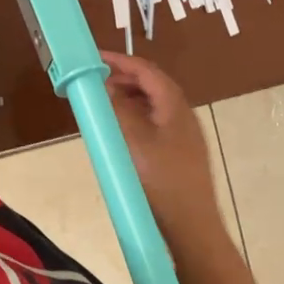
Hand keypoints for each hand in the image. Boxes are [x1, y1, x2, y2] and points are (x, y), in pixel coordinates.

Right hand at [102, 51, 223, 237]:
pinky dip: (134, 117)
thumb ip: (118, 108)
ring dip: (127, 98)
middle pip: (152, 84)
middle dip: (122, 78)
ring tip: (102, 105)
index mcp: (175, 106)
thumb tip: (104, 85)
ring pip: (153, 104)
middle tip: (94, 82)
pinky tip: (118, 132)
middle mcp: (183, 115)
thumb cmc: (161, 180)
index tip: (93, 57)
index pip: (147, 70)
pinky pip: (154, 122)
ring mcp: (183, 135)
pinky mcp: (179, 153)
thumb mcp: (133, 141)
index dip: (120, 61)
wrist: (190, 226)